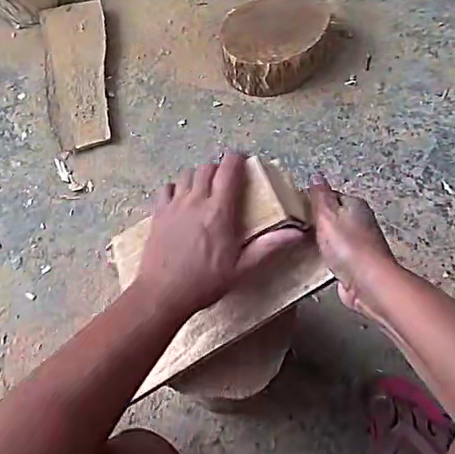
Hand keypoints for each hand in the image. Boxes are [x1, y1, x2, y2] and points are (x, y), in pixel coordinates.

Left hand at [131, 152, 303, 318]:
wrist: (162, 294)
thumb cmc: (204, 283)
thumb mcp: (242, 268)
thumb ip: (269, 247)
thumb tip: (296, 234)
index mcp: (219, 211)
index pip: (228, 170)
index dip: (236, 159)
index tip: (242, 160)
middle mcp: (196, 201)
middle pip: (207, 168)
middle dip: (219, 168)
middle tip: (227, 179)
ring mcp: (174, 205)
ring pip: (187, 174)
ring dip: (199, 176)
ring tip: (206, 189)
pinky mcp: (158, 214)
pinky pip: (167, 188)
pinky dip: (176, 187)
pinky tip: (181, 200)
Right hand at [305, 179, 397, 319]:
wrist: (368, 283)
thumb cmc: (349, 247)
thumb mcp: (326, 215)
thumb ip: (320, 195)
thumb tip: (317, 176)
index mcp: (356, 204)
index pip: (331, 194)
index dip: (314, 201)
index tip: (298, 208)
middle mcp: (362, 221)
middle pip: (335, 216)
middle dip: (319, 222)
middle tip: (301, 228)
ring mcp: (362, 243)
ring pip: (337, 236)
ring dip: (325, 241)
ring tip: (309, 245)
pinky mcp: (359, 263)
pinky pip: (340, 255)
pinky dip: (331, 257)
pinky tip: (323, 262)